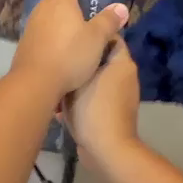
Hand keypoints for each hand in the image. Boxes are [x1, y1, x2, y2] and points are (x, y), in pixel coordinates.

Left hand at [12, 0, 128, 97]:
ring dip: (60, 20)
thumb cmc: (70, 54)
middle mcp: (43, 8)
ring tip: (76, 30)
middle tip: (87, 11)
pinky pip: (42, 32)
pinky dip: (52, 35)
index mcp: (60, 1)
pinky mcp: (26, 43)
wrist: (35, 82)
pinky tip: (61, 47)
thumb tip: (122, 7)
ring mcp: (32, 25)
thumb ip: (108, 21)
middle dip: (69, 2)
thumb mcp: (97, 38)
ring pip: (48, 16)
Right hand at [66, 40, 142, 166]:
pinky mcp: (113, 113)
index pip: (110, 36)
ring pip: (94, 81)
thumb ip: (79, 60)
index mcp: (122, 63)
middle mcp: (126, 76)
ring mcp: (120, 97)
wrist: (106, 150)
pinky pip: (95, 99)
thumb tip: (76, 49)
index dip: (91, 33)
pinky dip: (81, 101)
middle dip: (80, 62)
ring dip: (77, 84)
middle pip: (100, 60)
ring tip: (56, 87)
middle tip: (58, 61)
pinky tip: (61, 109)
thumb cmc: (93, 108)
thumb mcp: (81, 78)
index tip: (71, 36)